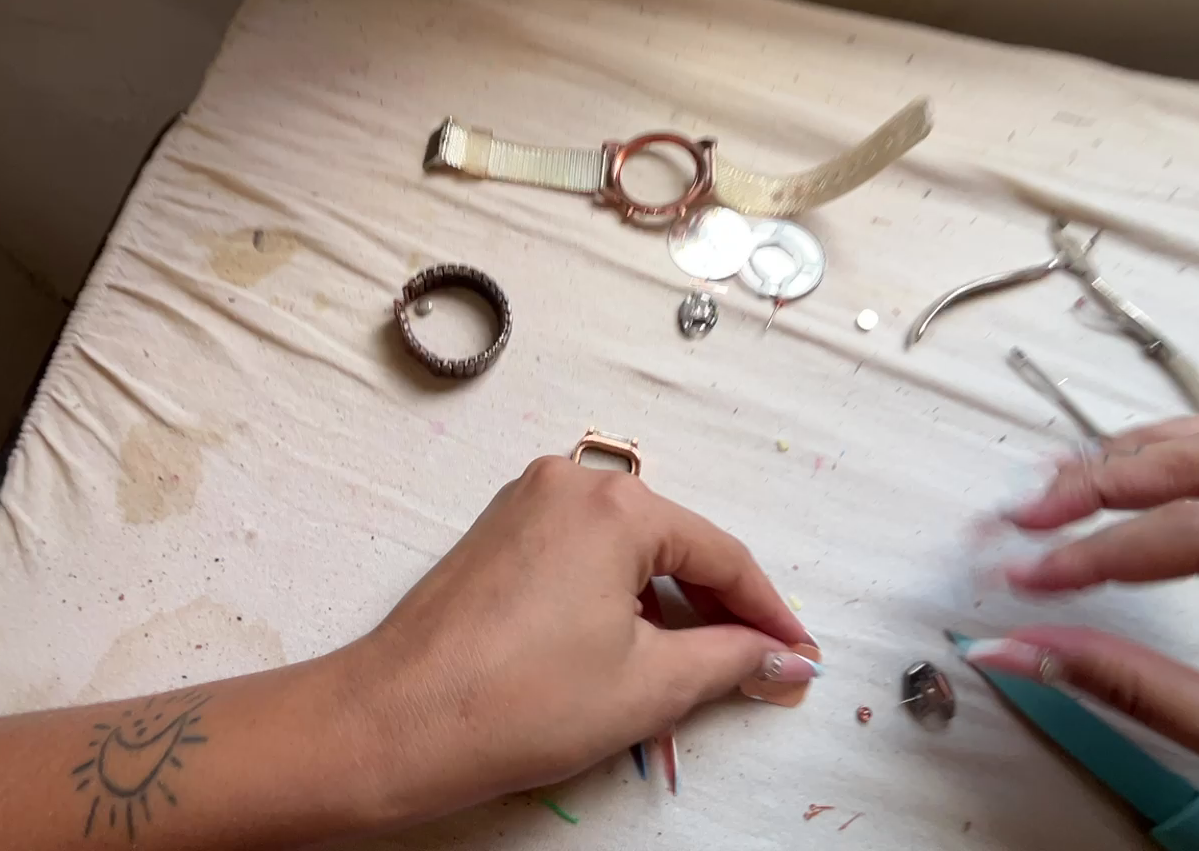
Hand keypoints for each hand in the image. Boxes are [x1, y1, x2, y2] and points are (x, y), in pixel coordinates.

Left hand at [342, 456, 814, 821]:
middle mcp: (569, 481)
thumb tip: (784, 658)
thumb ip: (731, 660)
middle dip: (716, 603)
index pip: (719, 551)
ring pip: (624, 543)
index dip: (767, 609)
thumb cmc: (527, 701)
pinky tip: (629, 631)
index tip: (797, 653)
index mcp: (614, 504)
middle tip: (755, 662)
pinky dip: (615, 585)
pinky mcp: (500, 523)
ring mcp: (527, 497)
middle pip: (670, 540)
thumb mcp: (649, 683)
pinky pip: (580, 545)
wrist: (400, 716)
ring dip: (665, 595)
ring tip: (695, 657)